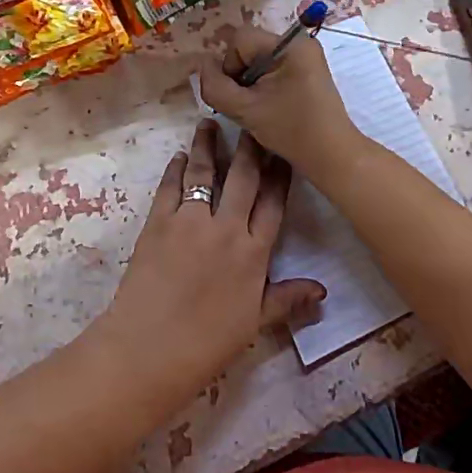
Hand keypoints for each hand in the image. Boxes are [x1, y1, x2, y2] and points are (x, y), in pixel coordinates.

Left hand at [97, 122, 323, 392]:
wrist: (149, 350)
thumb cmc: (207, 344)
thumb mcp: (254, 323)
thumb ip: (286, 299)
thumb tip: (322, 289)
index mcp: (254, 253)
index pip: (273, 203)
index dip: (280, 174)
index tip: (284, 150)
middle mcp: (226, 228)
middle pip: (243, 177)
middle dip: (250, 148)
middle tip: (252, 122)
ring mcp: (190, 221)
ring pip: (204, 173)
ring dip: (207, 146)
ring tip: (209, 123)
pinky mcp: (158, 222)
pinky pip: (170, 187)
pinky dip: (176, 169)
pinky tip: (179, 157)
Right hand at [198, 27, 362, 171]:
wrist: (332, 155)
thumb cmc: (290, 130)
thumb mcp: (244, 110)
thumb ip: (215, 86)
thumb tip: (203, 66)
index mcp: (289, 44)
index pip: (240, 39)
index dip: (230, 66)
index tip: (241, 94)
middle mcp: (300, 41)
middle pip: (250, 47)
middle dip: (241, 74)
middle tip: (249, 103)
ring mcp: (306, 55)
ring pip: (260, 58)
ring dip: (252, 81)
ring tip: (261, 106)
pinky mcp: (308, 69)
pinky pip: (274, 66)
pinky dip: (265, 84)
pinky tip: (272, 105)